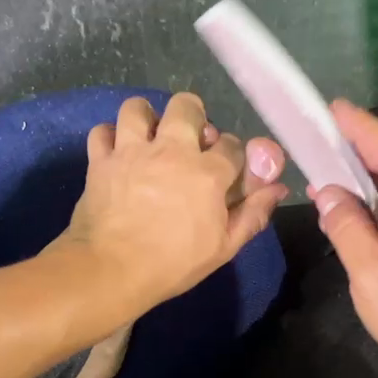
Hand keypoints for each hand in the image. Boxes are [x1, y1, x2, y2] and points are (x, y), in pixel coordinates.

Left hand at [55, 93, 286, 313]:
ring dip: (145, 118)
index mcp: (207, 172)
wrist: (112, 270)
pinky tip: (115, 152)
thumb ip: (252, 214)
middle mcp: (170, 151)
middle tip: (187, 139)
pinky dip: (108, 138)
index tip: (225, 169)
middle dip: (192, 116)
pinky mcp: (100, 161)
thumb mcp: (223, 247)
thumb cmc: (172, 264)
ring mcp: (131, 152)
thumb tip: (277, 189)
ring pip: (137, 109)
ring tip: (148, 137)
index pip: (232, 144)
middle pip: (186, 106)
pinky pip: (101, 131)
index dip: (232, 155)